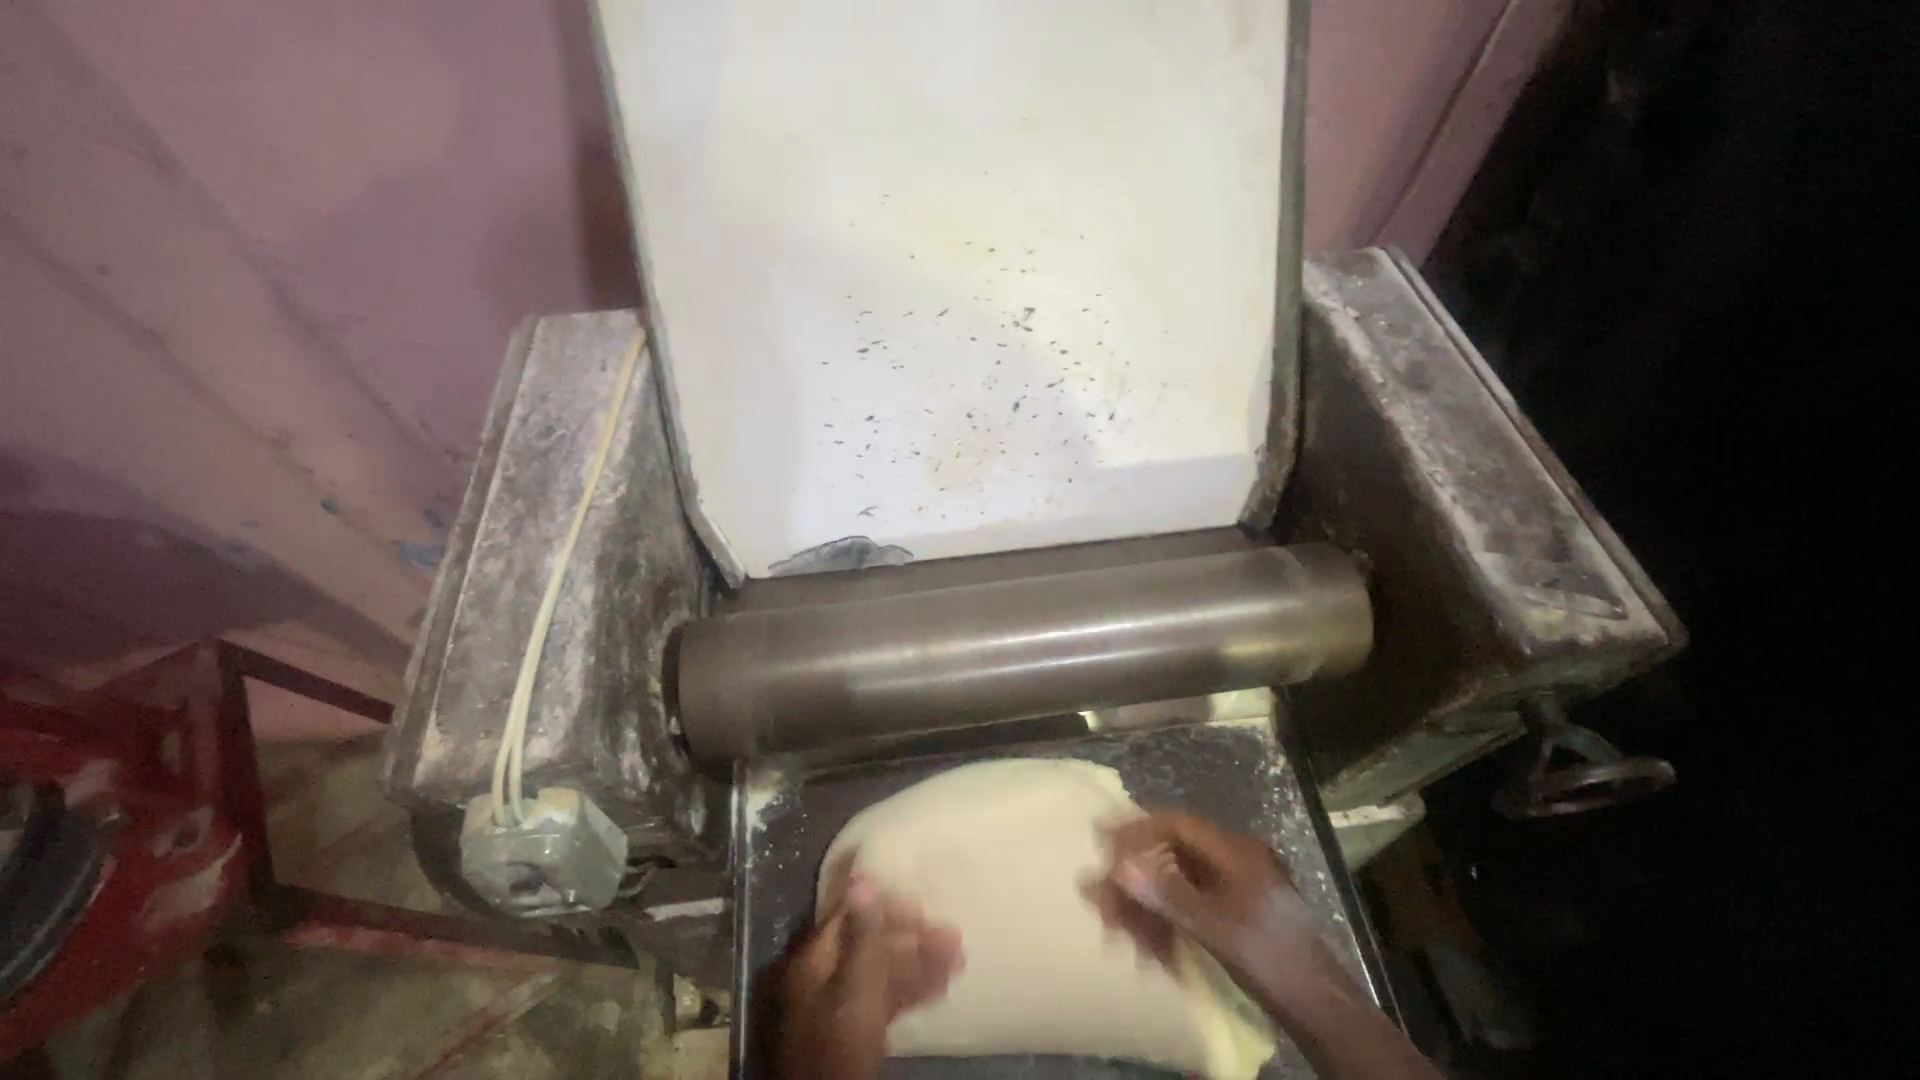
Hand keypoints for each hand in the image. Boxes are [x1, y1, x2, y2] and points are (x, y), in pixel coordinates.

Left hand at [775, 872, 962, 1079]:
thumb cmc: (840, 1042)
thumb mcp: (855, 988)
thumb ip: (863, 936)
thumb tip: (863, 879)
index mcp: (816, 959)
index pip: (851, 915)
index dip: (887, 906)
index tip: (924, 904)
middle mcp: (825, 975)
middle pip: (871, 944)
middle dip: (913, 939)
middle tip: (954, 937)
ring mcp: (839, 1003)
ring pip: (882, 972)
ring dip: (920, 964)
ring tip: (959, 961)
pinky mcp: (854, 1029)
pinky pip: (884, 998)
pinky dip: (911, 990)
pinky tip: (941, 988)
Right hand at [1090, 811, 1358, 1014]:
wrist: (1321, 1009)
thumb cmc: (1271, 959)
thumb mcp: (1216, 928)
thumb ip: (1167, 895)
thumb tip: (1119, 867)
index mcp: (1236, 852)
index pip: (1176, 825)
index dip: (1136, 830)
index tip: (1102, 841)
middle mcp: (1234, 861)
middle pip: (1172, 855)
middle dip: (1135, 880)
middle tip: (1102, 902)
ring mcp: (1234, 888)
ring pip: (1176, 885)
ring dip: (1146, 906)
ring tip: (1119, 932)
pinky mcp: (1233, 915)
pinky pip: (1188, 908)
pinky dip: (1165, 923)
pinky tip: (1149, 949)